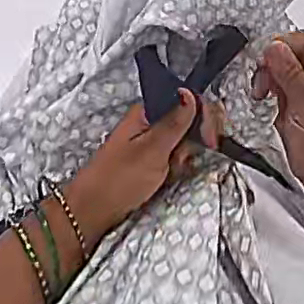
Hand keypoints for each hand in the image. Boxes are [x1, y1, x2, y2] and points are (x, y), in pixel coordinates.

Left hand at [66, 91, 221, 240]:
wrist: (92, 211)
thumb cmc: (120, 179)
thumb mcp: (153, 149)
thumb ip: (175, 121)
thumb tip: (189, 92)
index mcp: (147, 111)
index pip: (187, 101)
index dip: (204, 117)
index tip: (210, 139)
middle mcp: (151, 122)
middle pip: (189, 119)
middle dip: (195, 139)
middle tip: (184, 158)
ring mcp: (151, 141)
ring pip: (185, 140)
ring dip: (186, 155)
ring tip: (173, 170)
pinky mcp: (152, 159)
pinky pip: (175, 155)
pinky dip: (178, 166)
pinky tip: (172, 176)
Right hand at [251, 31, 303, 205]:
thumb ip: (291, 76)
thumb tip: (276, 47)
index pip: (303, 42)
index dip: (281, 47)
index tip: (265, 62)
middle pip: (289, 51)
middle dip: (271, 63)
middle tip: (263, 82)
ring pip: (279, 67)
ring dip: (266, 77)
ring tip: (263, 93)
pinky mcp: (294, 102)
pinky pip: (275, 84)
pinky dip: (266, 89)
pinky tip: (265, 100)